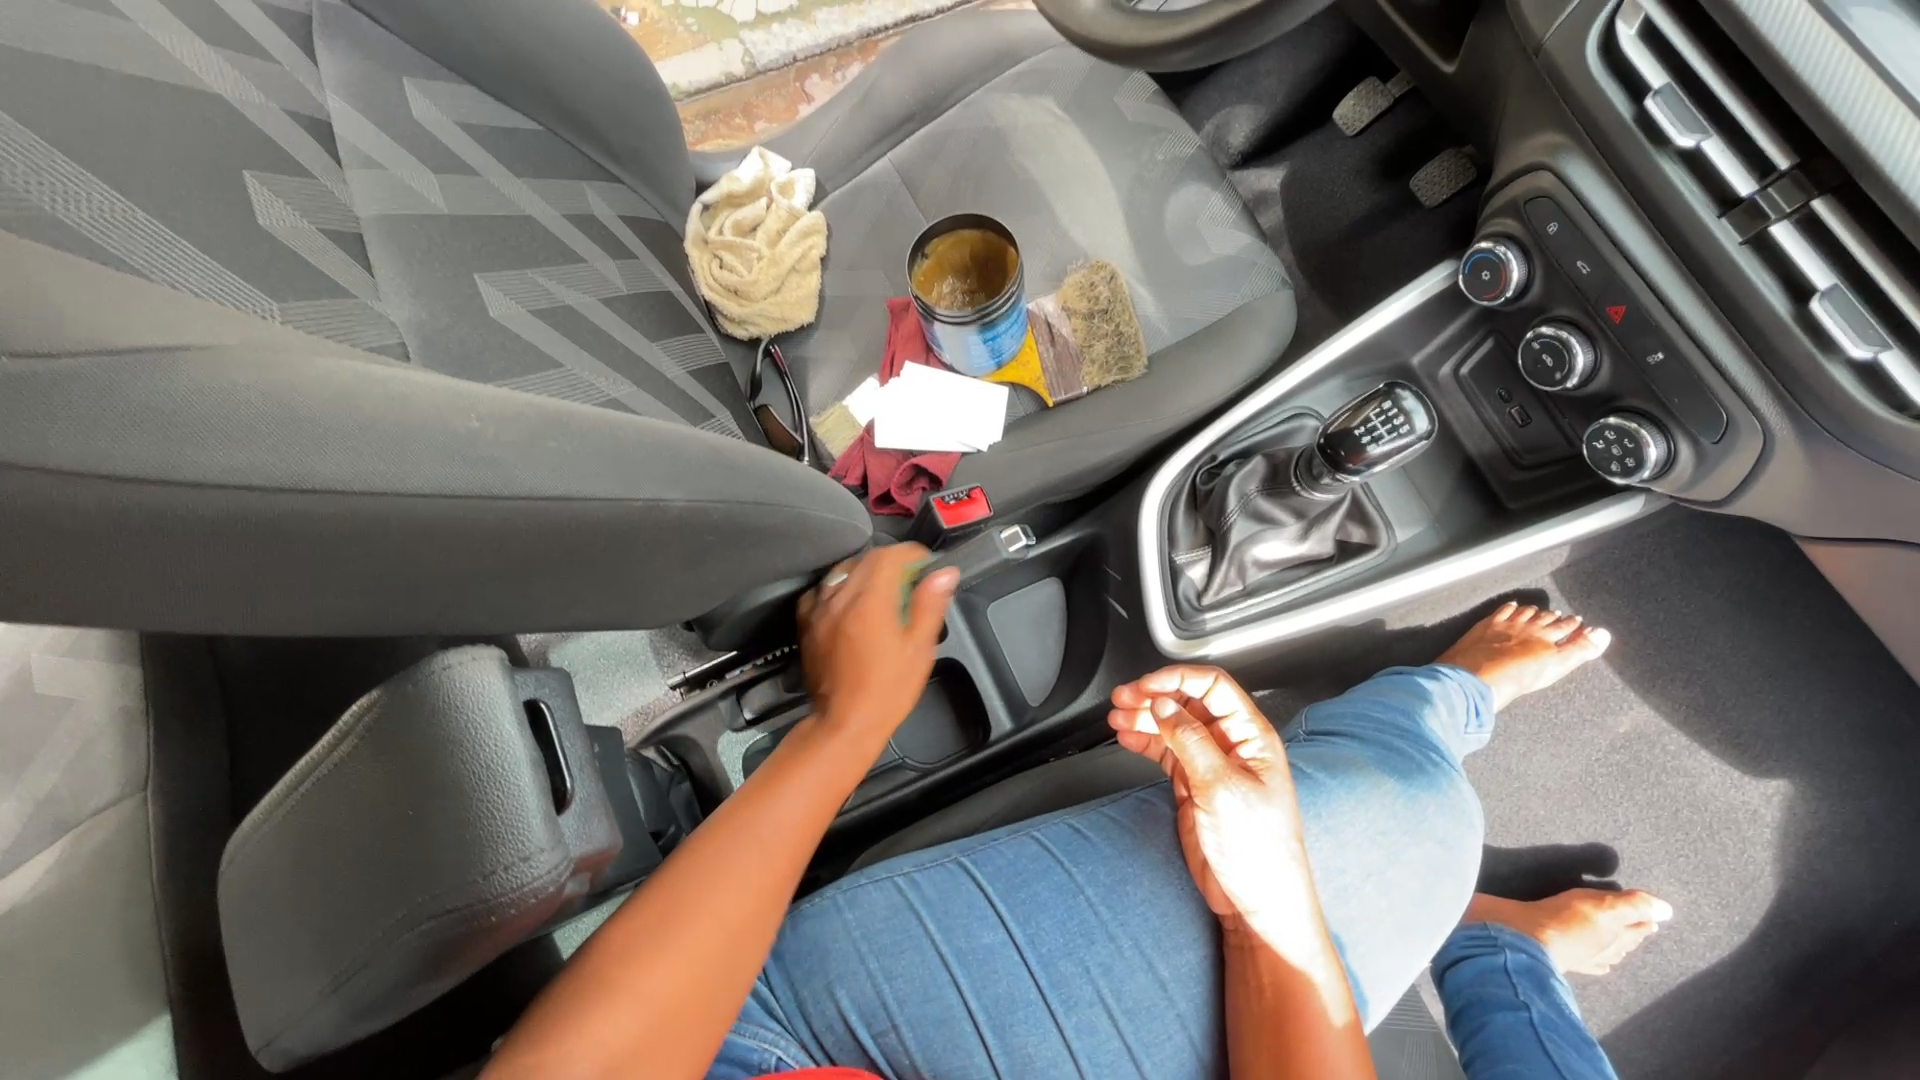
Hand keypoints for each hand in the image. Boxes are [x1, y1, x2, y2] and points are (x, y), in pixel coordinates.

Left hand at [798, 544, 957, 737]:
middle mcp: (840, 599)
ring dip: (865, 571)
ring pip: (842, 571)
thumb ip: (930, 604)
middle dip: (892, 561)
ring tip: (883, 590)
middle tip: (911, 578)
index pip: (890, 555)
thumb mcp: (919, 648)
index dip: (912, 553)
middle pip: (866, 559)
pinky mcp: (807, 625)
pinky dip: (838, 588)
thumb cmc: (886, 691)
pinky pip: (821, 591)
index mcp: (870, 602)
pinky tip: (849, 603)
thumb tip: (943, 574)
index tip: (925, 563)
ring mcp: (819, 611)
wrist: (845, 723)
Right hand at [1109, 666, 1316, 936]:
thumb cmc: (1259, 852)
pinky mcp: (1194, 785)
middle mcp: (1232, 745)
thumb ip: (1190, 741)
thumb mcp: (1222, 787)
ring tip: (1117, 717)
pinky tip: (1127, 738)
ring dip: (1144, 718)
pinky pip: (1166, 751)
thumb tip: (1164, 705)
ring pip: (1173, 726)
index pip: (1213, 687)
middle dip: (1154, 697)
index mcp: (1252, 736)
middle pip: (1188, 703)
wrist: (1258, 903)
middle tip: (1123, 699)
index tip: (1146, 685)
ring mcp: (1212, 765)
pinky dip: (1144, 741)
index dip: (1177, 679)